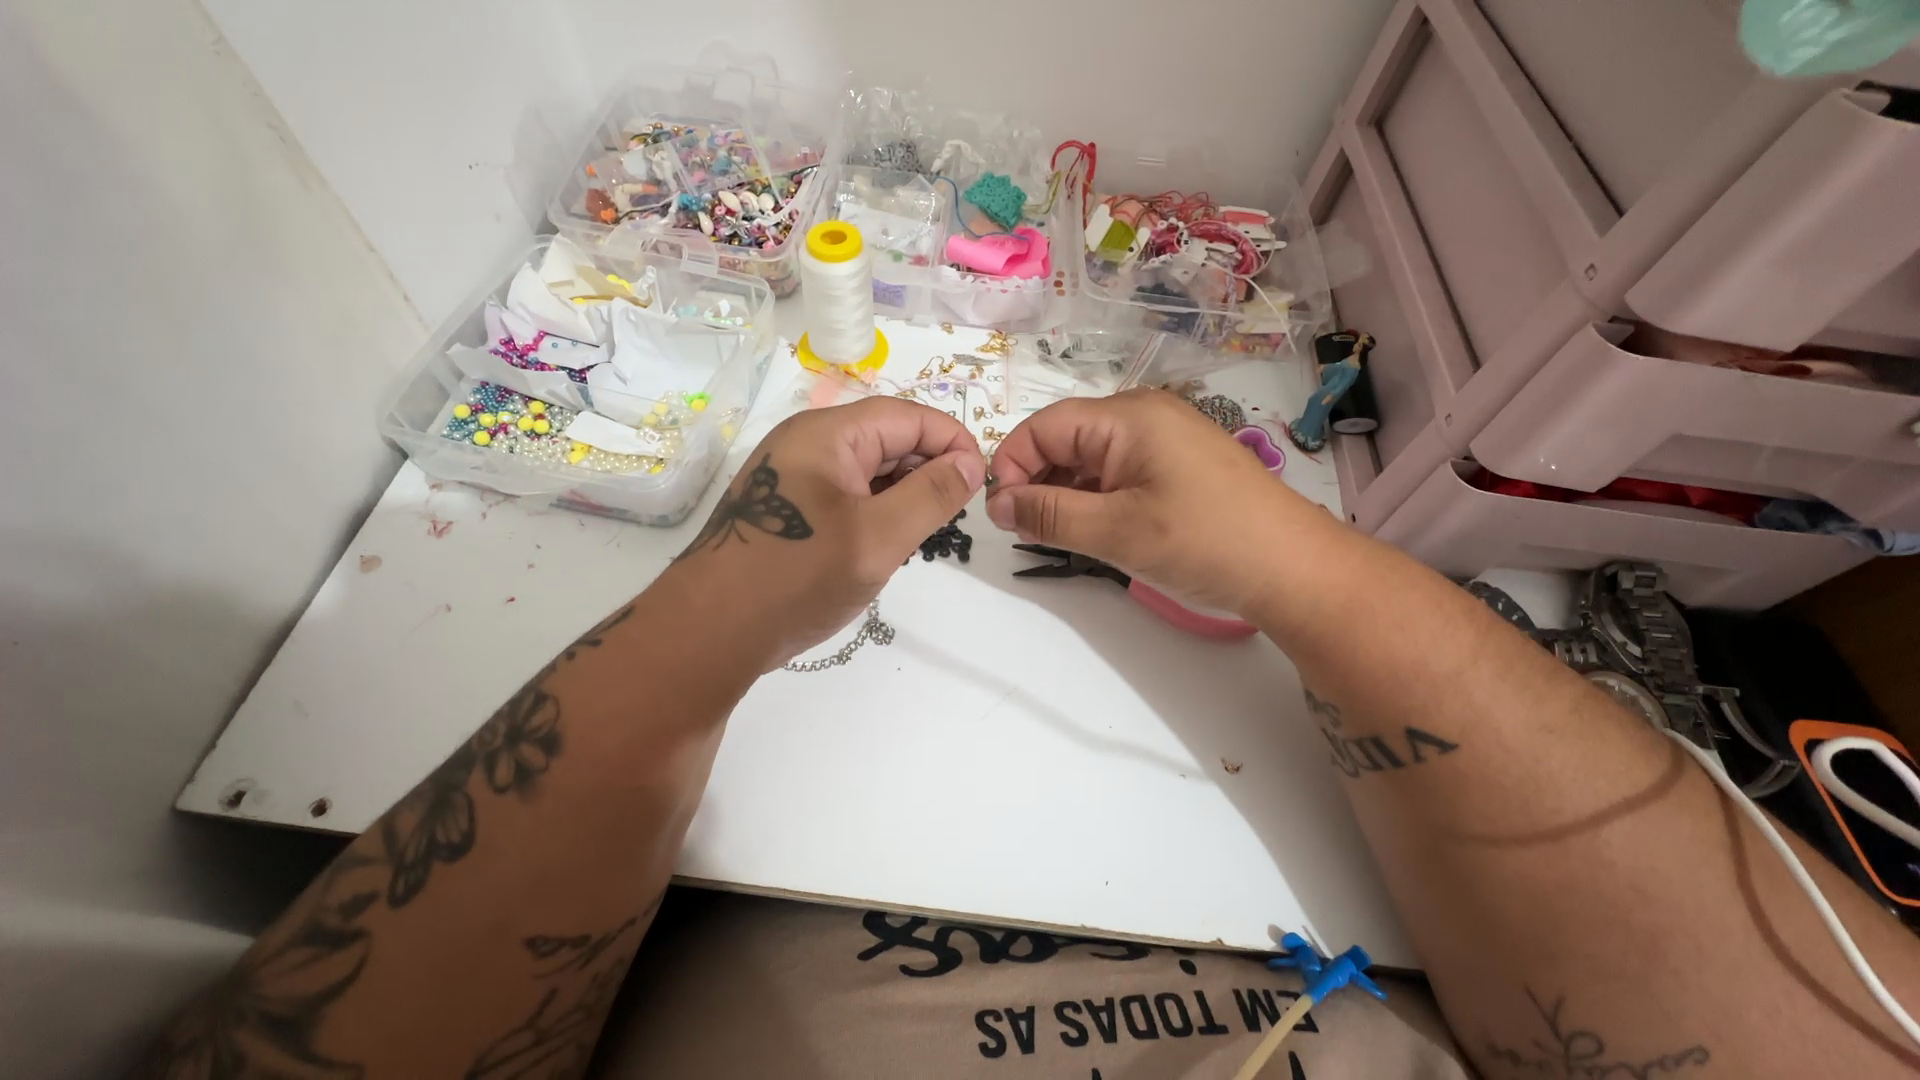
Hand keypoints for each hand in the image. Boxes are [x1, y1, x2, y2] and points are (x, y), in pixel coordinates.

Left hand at [664, 397, 984, 670]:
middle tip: (957, 513)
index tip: (984, 480)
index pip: (907, 416)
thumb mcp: (879, 537)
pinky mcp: (786, 509)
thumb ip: (931, 494)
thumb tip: (970, 461)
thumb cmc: (797, 579)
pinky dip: (875, 511)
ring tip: (925, 532)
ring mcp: (793, 476)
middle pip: (886, 438)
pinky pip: (845, 495)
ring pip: (867, 469)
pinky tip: (887, 543)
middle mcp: (807, 443)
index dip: (951, 440)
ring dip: (903, 493)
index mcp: (827, 434)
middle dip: (928, 467)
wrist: (709, 634)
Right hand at [986, 389, 1329, 615]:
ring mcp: (1165, 439)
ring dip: (1066, 494)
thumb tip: (996, 503)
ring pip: (1091, 459)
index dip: (1013, 467)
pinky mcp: (1178, 465)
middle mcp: (1143, 416)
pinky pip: (1119, 472)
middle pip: (1066, 439)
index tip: (1002, 517)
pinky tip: (1096, 531)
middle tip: (1028, 533)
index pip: (1043, 427)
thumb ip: (1048, 514)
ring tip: (1060, 537)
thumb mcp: (1117, 531)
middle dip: (1037, 482)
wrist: (1294, 569)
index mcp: (1127, 417)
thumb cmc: (1205, 543)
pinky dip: (1097, 499)